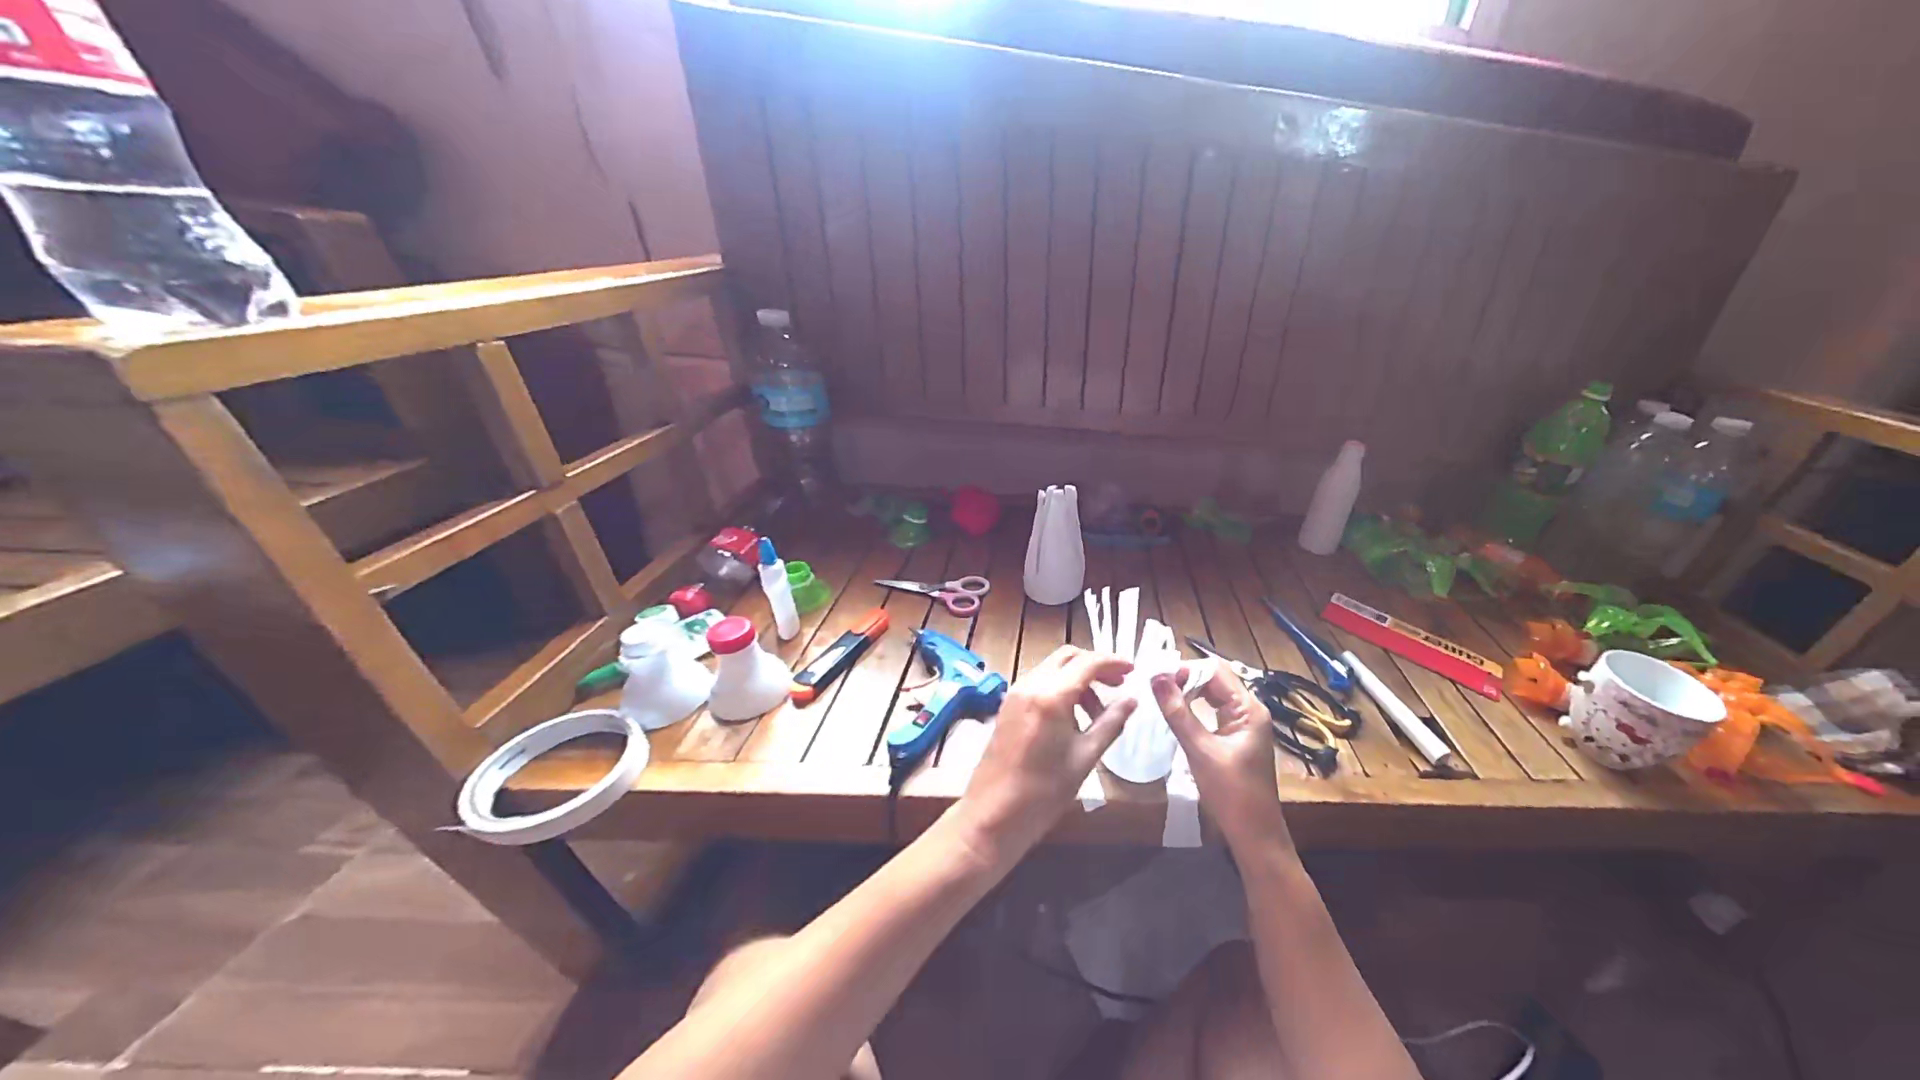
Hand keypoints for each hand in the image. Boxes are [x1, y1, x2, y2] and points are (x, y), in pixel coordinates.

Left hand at [954, 646, 1135, 862]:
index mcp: (1050, 695)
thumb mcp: (1085, 757)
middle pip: (1067, 657)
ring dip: (1077, 678)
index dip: (1113, 662)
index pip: (1087, 662)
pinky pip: (1039, 683)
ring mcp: (1015, 693)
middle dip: (1094, 666)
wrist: (993, 813)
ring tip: (1098, 710)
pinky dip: (1060, 688)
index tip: (1133, 671)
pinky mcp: (1008, 705)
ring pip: (1052, 668)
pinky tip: (1073, 715)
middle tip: (1118, 686)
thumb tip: (1132, 701)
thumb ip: (1110, 723)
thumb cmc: (1044, 791)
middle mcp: (1030, 685)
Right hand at [1153, 664, 1292, 853]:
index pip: (1215, 671)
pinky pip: (1211, 712)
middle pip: (1215, 680)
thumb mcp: (1200, 750)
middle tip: (1152, 683)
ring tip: (1158, 694)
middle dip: (1184, 678)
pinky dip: (1192, 707)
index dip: (1186, 669)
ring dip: (1187, 692)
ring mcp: (1243, 725)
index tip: (1156, 676)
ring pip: (1212, 696)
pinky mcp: (1235, 739)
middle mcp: (1249, 711)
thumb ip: (1177, 712)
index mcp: (1249, 709)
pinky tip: (1173, 712)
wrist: (1254, 834)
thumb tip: (1156, 677)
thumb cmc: (1231, 793)